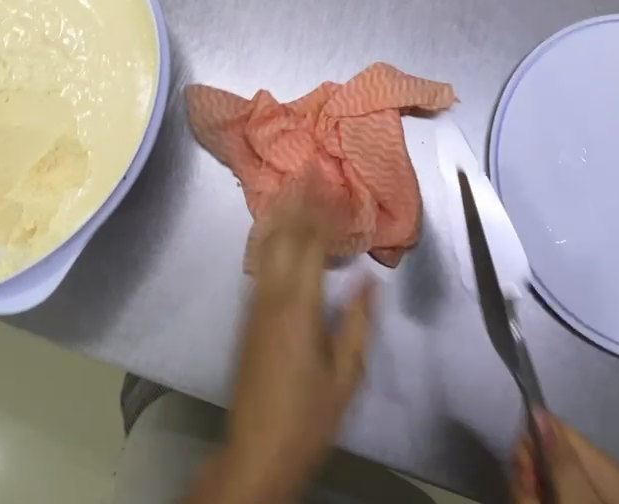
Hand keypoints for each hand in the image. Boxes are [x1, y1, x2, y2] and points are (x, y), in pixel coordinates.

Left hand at [190, 193, 374, 503]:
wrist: (256, 449)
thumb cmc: (308, 416)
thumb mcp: (346, 375)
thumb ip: (358, 323)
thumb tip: (371, 281)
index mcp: (299, 308)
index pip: (311, 247)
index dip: (322, 212)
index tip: (334, 184)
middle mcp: (271, 297)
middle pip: (283, 237)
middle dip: (297, 201)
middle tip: (309, 168)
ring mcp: (254, 305)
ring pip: (265, 247)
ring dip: (279, 213)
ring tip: (289, 184)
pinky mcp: (247, 316)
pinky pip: (258, 264)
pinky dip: (267, 237)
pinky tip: (273, 228)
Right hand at [513, 413, 618, 503]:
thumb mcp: (579, 501)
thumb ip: (558, 459)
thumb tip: (538, 409)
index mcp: (603, 465)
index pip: (553, 428)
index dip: (531, 446)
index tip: (523, 472)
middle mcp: (596, 478)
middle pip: (545, 461)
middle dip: (530, 483)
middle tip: (533, 502)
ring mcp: (588, 499)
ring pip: (543, 486)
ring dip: (531, 499)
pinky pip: (551, 500)